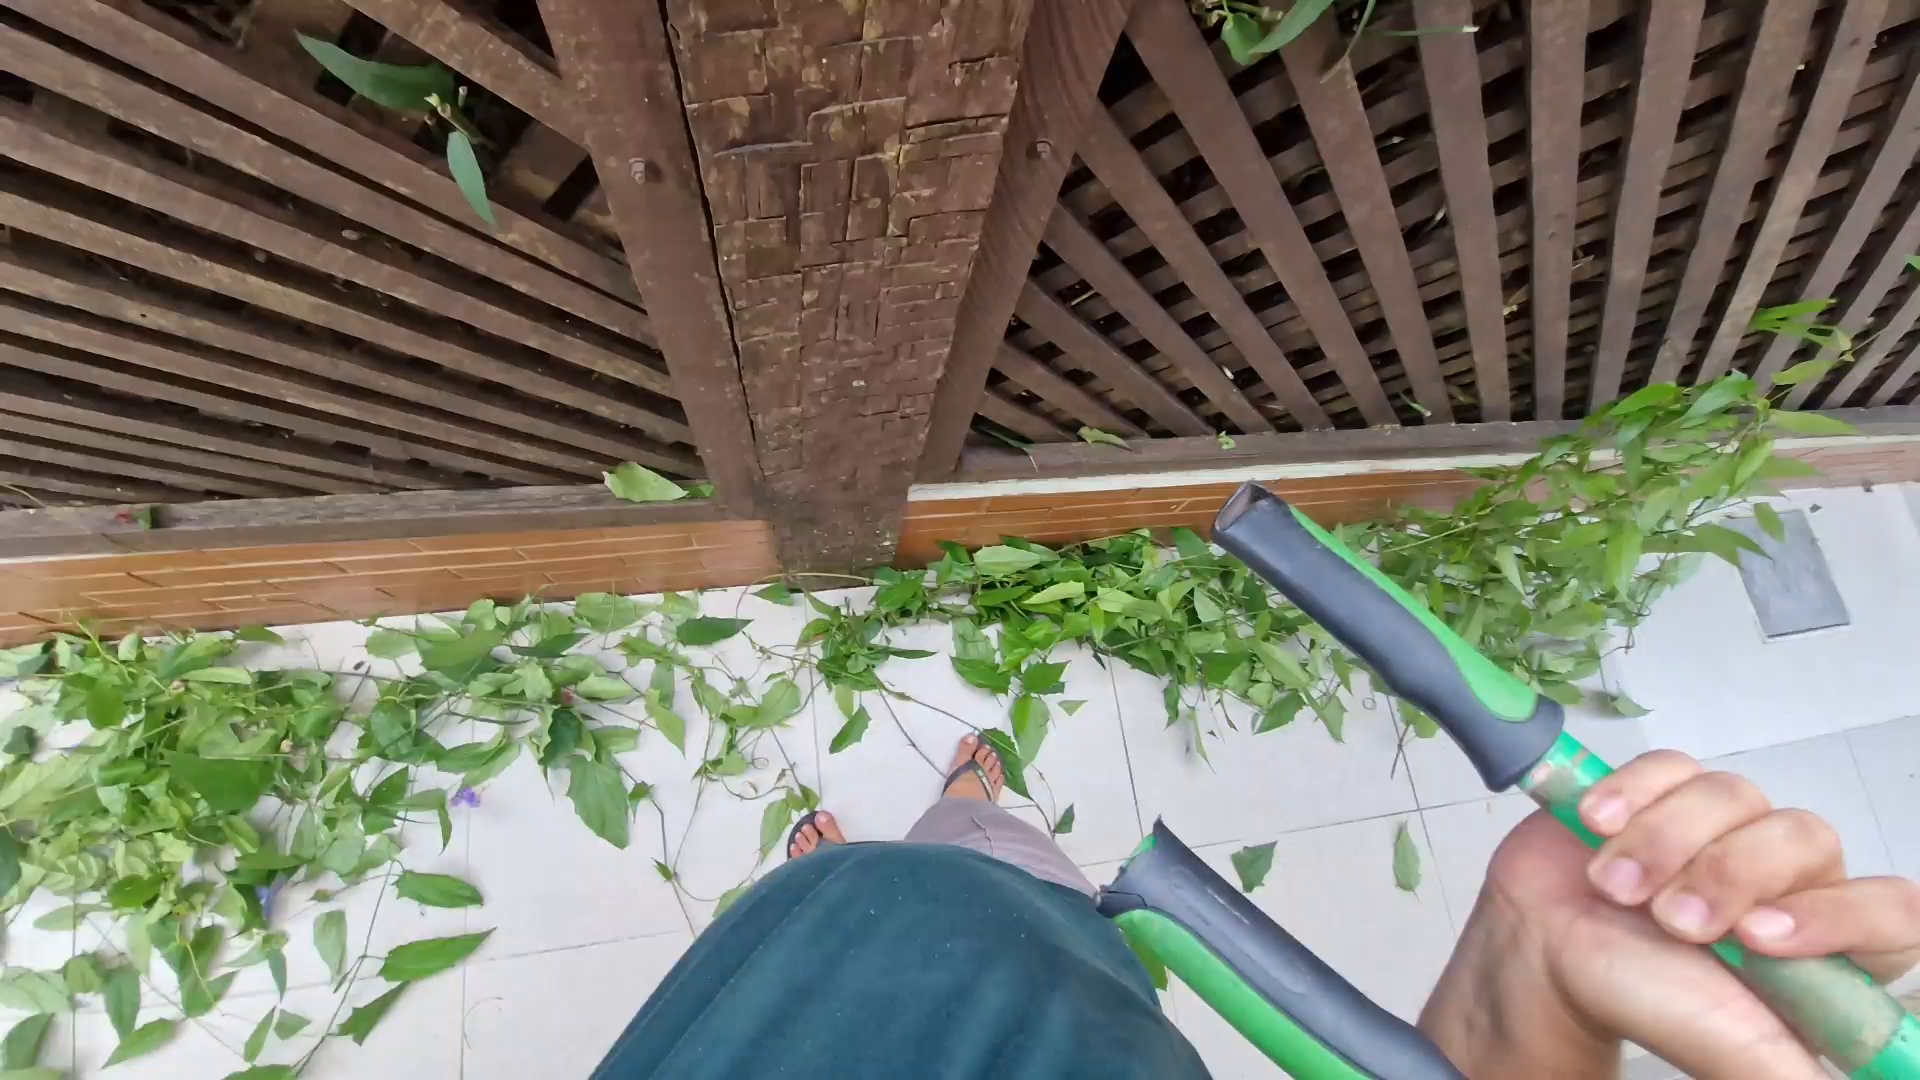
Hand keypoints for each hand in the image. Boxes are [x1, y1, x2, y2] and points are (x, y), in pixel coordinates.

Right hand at [1419, 749, 1919, 1079]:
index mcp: (1827, 941)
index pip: (1894, 909)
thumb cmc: (1637, 998)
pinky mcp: (1646, 790)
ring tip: (1612, 884)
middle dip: (1724, 874)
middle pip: (1802, 837)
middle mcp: (1780, 875)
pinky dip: (1628, 791)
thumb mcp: (1743, 1056)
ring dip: (1661, 839)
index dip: (1835, 913)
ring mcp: (1709, 825)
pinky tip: (1595, 822)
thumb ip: (1805, 1075)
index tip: (1755, 939)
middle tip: (1667, 920)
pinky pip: (1664, 764)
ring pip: (1728, 794)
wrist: (1539, 947)